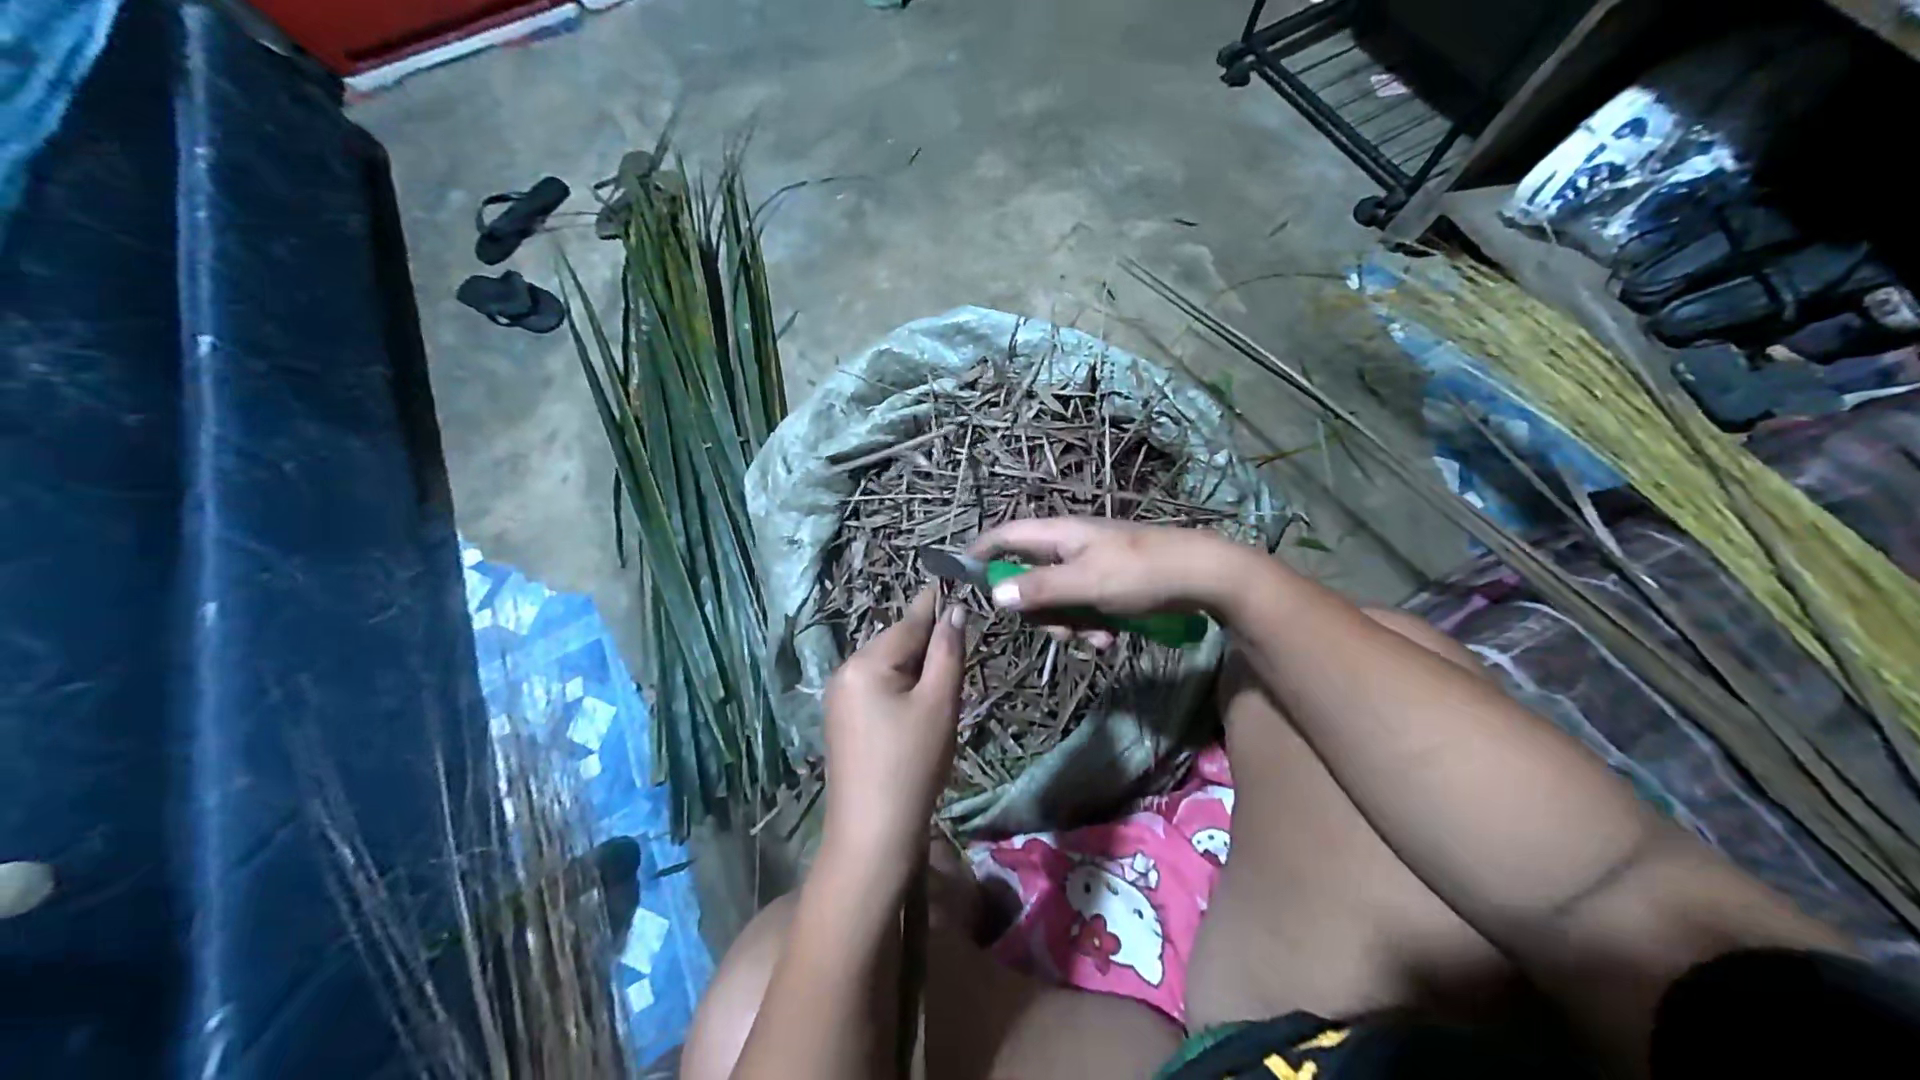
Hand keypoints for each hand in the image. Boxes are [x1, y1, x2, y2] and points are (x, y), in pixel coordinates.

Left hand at [820, 588, 966, 880]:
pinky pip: (877, 690)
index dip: (934, 605)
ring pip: (888, 668)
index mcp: (865, 663)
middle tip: (962, 650)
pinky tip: (919, 709)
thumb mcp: (939, 703)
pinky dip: (901, 690)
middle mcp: (844, 673)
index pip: (908, 623)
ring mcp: (839, 699)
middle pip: (895, 645)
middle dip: (927, 645)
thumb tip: (954, 611)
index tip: (952, 580)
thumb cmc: (912, 763)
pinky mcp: (842, 722)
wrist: (873, 833)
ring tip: (945, 686)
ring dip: (916, 669)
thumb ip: (947, 652)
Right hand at [968, 518, 1251, 636]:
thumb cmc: (1140, 573)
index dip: (980, 553)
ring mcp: (1089, 566)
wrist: (1204, 576)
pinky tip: (1111, 640)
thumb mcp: (1085, 583)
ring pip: (1056, 600)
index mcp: (1058, 535)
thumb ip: (1039, 589)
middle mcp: (1068, 547)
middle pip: (1028, 580)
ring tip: (1096, 640)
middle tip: (1059, 630)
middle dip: (1040, 612)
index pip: (1005, 535)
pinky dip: (1091, 626)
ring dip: (1070, 625)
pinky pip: (1083, 608)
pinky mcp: (1108, 585)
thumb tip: (995, 595)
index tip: (962, 577)